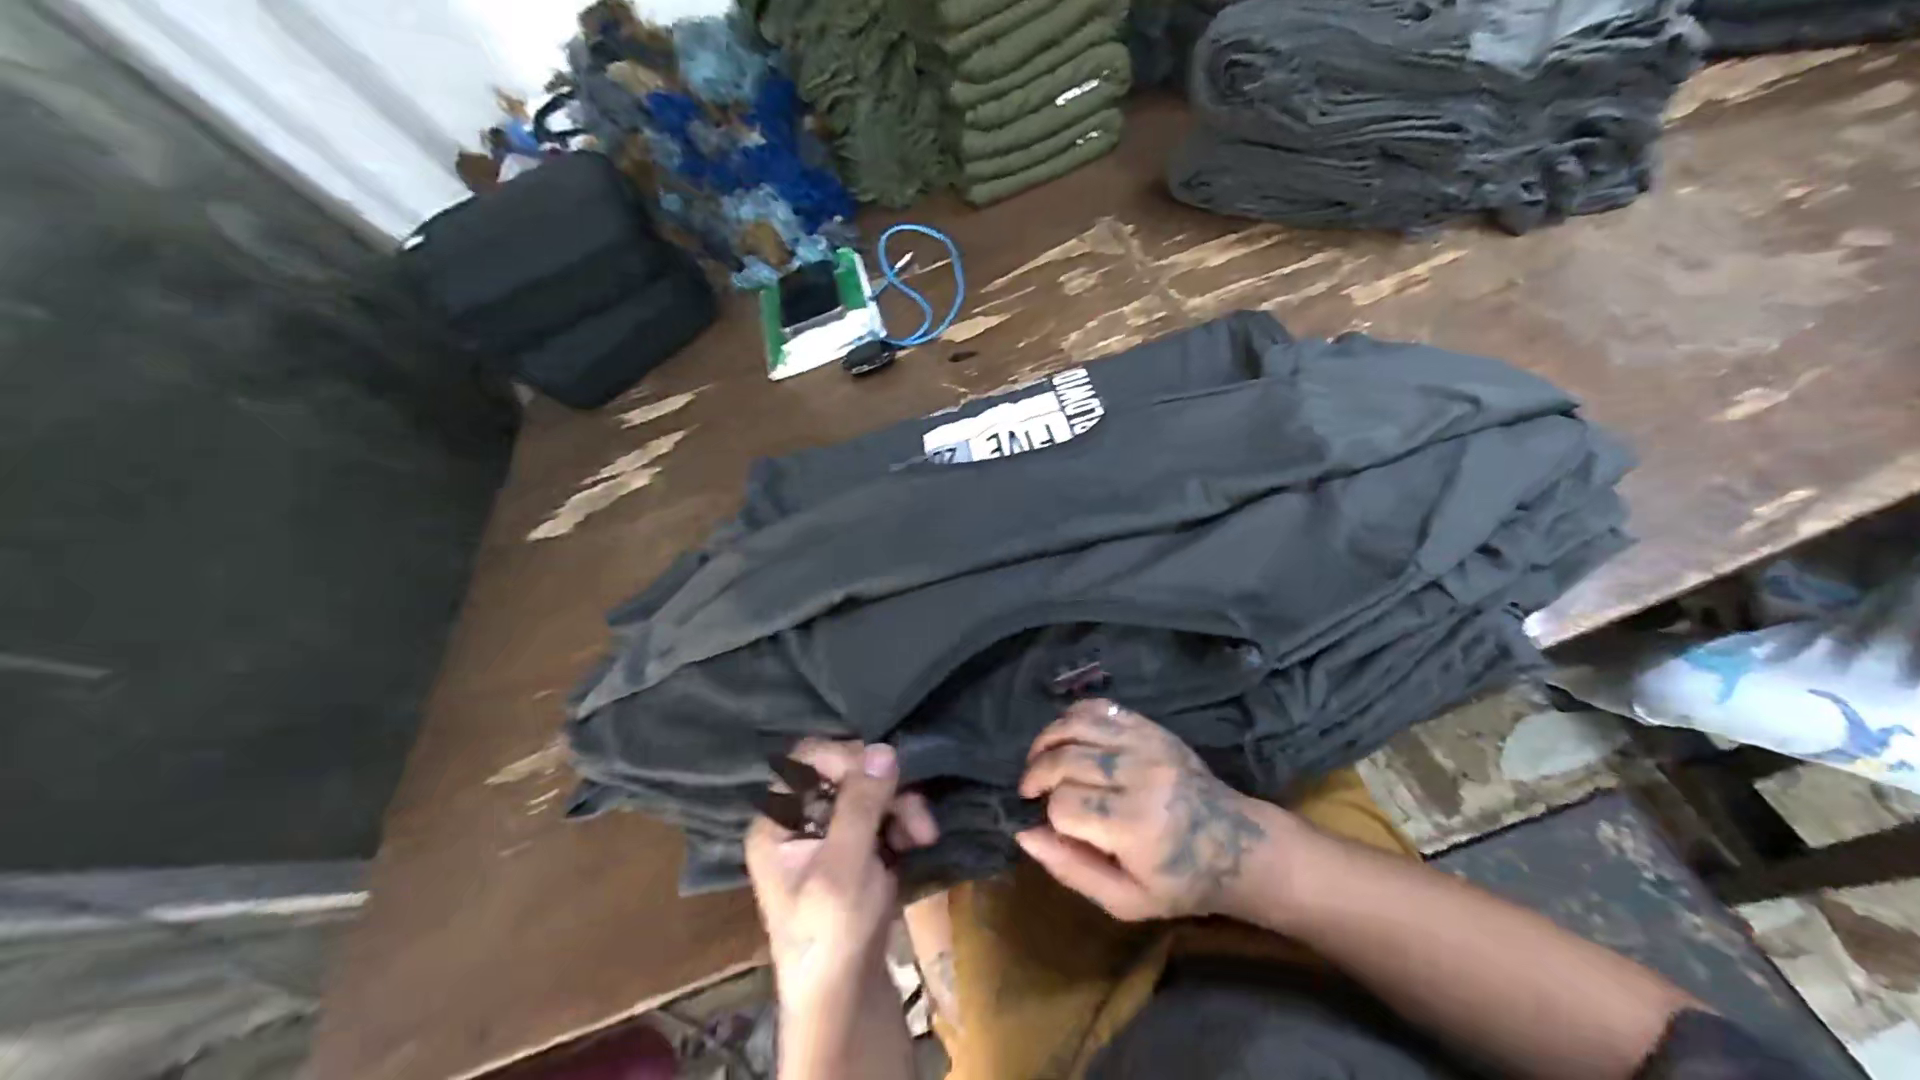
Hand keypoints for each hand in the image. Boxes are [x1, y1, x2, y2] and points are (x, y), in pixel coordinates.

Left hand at [744, 740, 938, 1010]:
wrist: (847, 998)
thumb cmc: (831, 933)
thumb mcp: (843, 867)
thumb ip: (860, 806)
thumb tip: (883, 748)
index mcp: (778, 821)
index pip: (807, 760)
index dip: (843, 758)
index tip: (879, 773)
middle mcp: (801, 820)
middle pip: (845, 773)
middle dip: (884, 788)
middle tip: (913, 811)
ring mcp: (831, 834)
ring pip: (870, 791)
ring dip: (901, 806)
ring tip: (923, 834)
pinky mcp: (859, 848)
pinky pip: (884, 814)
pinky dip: (903, 822)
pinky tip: (919, 841)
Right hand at [1016, 699, 1285, 921]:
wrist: (1237, 845)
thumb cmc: (1180, 882)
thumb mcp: (1126, 901)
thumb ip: (1071, 869)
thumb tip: (1024, 832)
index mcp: (1134, 825)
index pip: (1064, 805)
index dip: (1048, 815)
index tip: (1051, 825)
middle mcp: (1140, 776)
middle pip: (1064, 759)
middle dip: (1036, 774)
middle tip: (1030, 789)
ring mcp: (1147, 745)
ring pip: (1076, 725)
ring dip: (1046, 740)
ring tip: (1039, 760)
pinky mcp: (1152, 728)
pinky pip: (1100, 708)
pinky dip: (1072, 717)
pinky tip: (1065, 737)